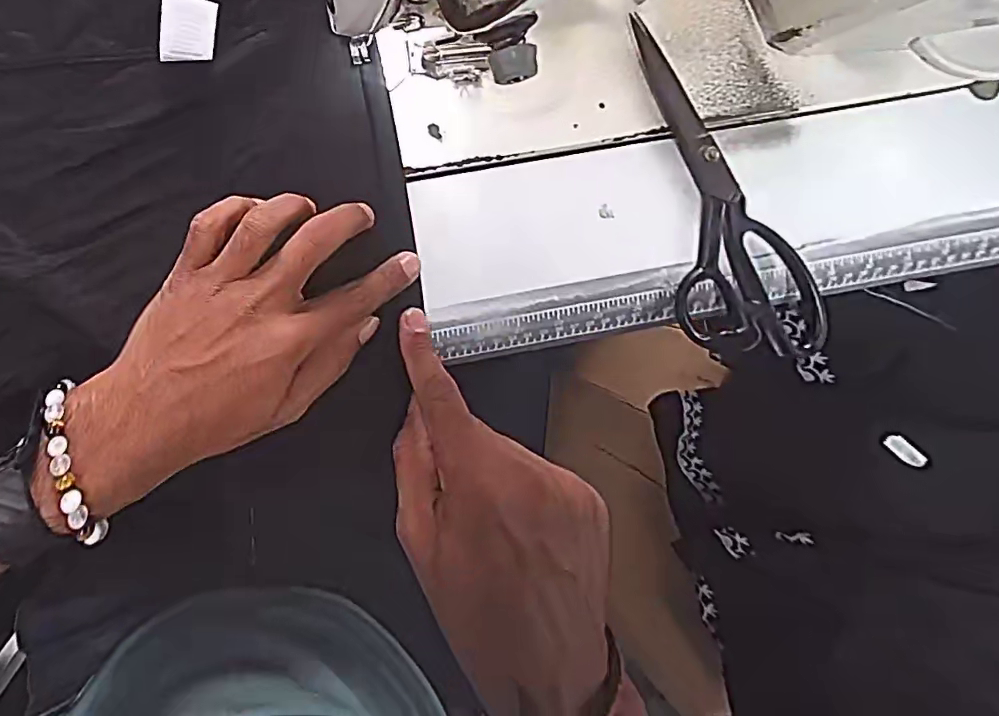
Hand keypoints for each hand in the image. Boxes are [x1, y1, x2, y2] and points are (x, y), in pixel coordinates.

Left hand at [36, 194, 420, 527]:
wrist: (145, 415)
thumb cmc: (210, 417)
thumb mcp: (285, 408)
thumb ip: (329, 363)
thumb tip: (360, 329)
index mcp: (286, 340)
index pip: (353, 297)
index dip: (387, 276)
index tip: (402, 263)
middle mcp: (257, 302)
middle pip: (314, 242)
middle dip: (349, 220)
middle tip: (360, 216)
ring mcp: (219, 283)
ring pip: (263, 222)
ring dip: (294, 205)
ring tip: (308, 206)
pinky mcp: (187, 273)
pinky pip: (209, 224)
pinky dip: (233, 207)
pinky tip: (249, 210)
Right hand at [394, 309, 631, 715]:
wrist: (554, 673)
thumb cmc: (479, 617)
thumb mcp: (419, 541)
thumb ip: (411, 465)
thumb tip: (414, 415)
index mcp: (477, 483)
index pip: (443, 402)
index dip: (424, 359)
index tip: (415, 325)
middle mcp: (527, 474)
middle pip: (474, 430)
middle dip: (457, 452)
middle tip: (456, 505)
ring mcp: (564, 483)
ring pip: (505, 448)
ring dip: (491, 473)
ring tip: (495, 530)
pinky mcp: (586, 494)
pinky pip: (536, 468)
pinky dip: (521, 487)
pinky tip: (523, 532)